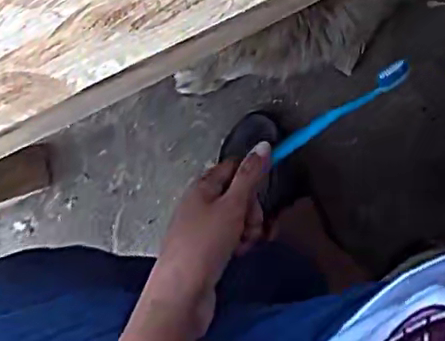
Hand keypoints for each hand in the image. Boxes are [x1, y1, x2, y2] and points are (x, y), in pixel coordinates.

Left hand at [135, 143, 270, 337]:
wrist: (179, 300)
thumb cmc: (203, 246)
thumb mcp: (233, 204)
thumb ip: (251, 174)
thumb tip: (263, 145)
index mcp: (201, 188)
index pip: (234, 165)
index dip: (252, 172)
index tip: (265, 183)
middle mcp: (200, 206)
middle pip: (239, 192)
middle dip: (254, 205)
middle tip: (253, 220)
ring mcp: (202, 230)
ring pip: (238, 215)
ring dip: (250, 225)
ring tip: (247, 240)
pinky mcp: (206, 251)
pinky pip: (232, 236)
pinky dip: (241, 240)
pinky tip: (241, 251)